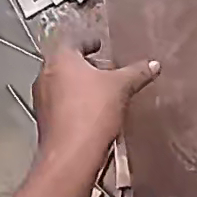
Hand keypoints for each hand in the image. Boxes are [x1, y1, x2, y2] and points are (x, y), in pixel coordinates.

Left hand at [31, 22, 159, 168]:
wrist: (71, 155)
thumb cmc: (91, 113)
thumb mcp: (121, 87)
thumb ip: (137, 73)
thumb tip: (153, 64)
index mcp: (60, 60)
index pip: (73, 41)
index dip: (88, 42)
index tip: (97, 44)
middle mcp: (45, 76)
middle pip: (66, 64)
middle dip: (86, 66)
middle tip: (105, 69)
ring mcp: (42, 100)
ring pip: (62, 85)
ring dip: (80, 86)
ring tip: (101, 92)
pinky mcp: (45, 122)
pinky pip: (61, 106)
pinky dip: (75, 104)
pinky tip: (92, 114)